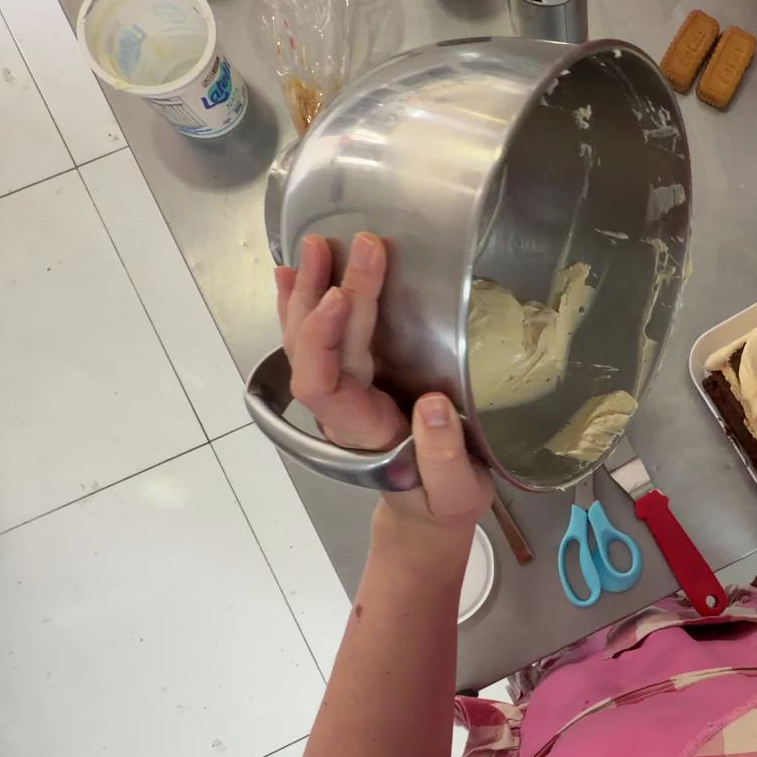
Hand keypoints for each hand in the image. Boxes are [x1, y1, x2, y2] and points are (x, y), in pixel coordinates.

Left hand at [275, 233, 491, 536]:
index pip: (321, 384)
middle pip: (316, 349)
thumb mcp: (457, 492)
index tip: (346, 296)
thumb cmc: (445, 502)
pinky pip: (321, 343)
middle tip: (356, 246)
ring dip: (310, 291)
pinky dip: (308, 306)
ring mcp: (344, 395)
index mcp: (362, 433)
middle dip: (331, 294)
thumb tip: (432, 403)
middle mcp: (341, 410)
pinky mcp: (356, 384)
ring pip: (309, 341)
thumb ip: (444, 457)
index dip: (323, 338)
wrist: (430, 510)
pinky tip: (299, 276)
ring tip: (316, 247)